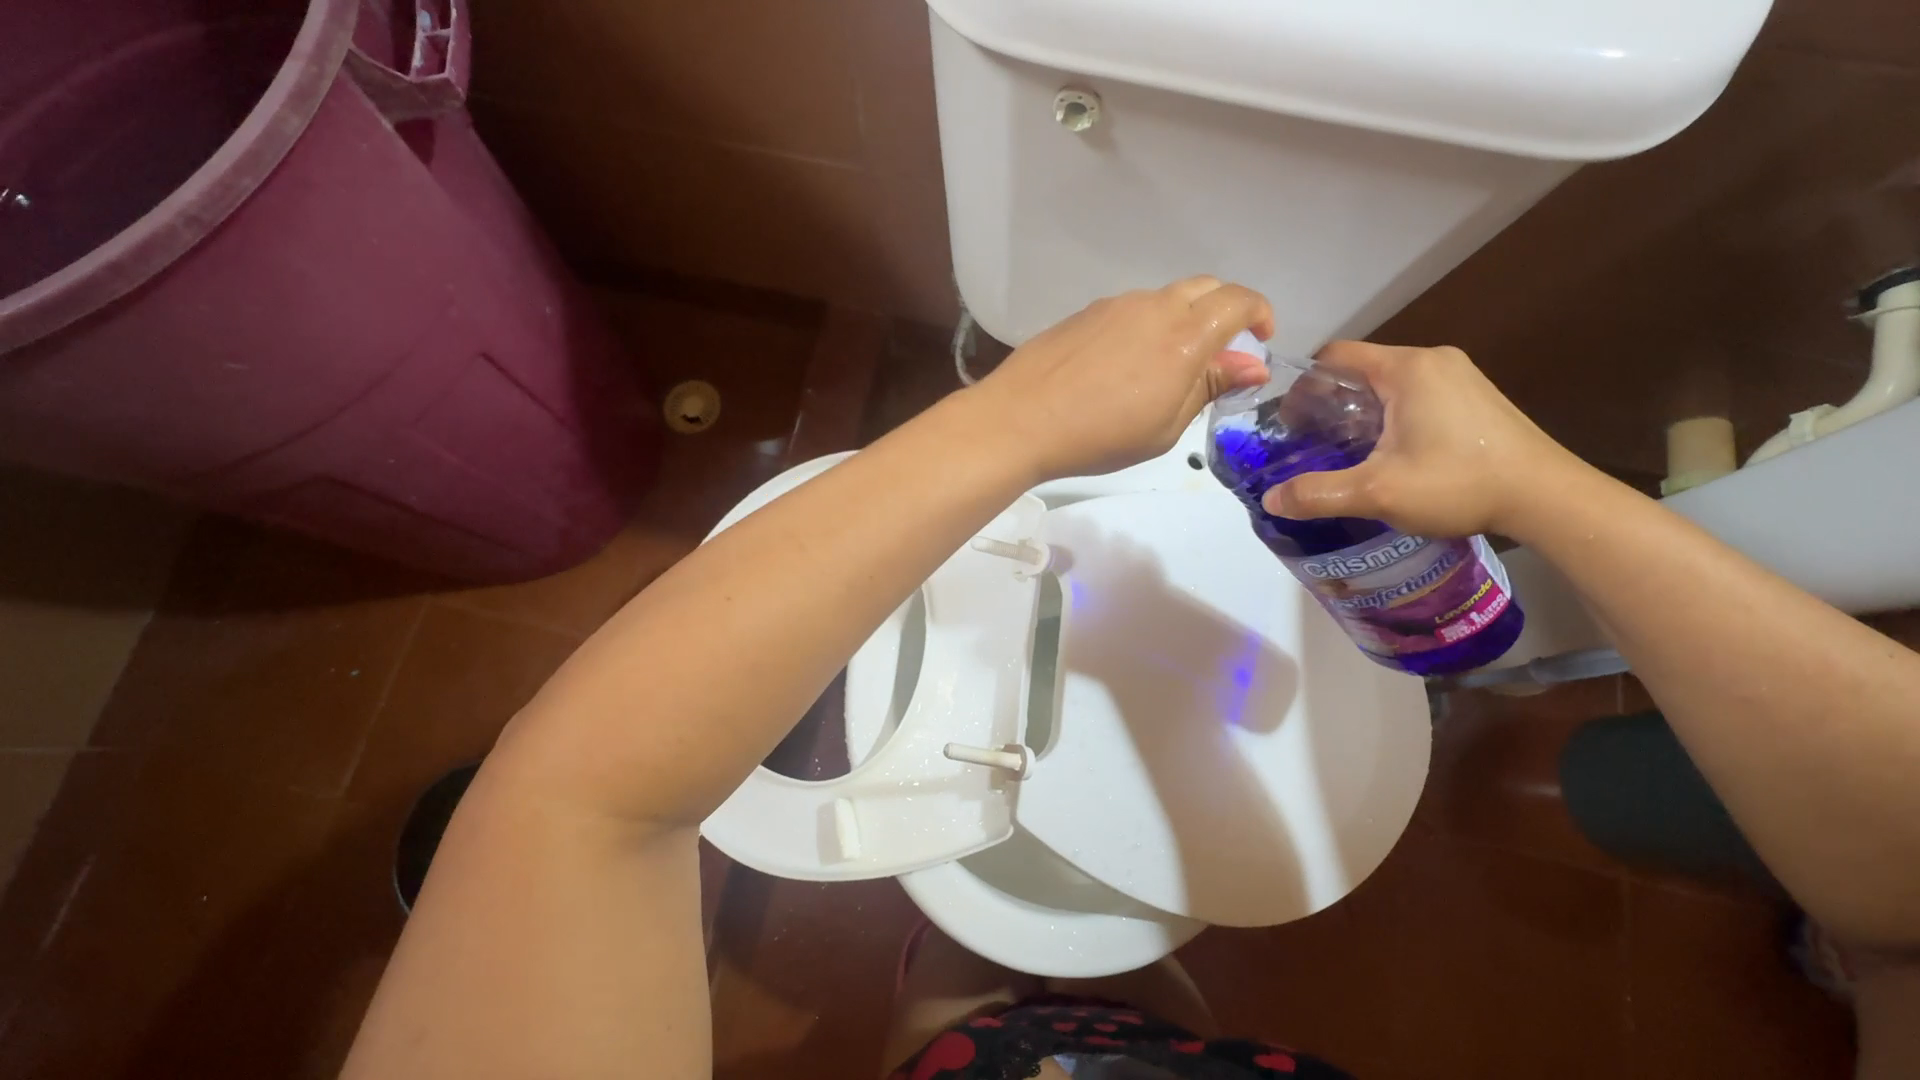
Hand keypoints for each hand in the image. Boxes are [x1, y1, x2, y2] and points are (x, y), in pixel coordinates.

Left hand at [967, 277, 1274, 480]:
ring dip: (1182, 320)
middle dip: (1225, 311)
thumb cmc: (1100, 435)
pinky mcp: (1084, 314)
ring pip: (1165, 298)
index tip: (1262, 340)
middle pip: (1205, 288)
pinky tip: (1126, 365)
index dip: (1260, 314)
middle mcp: (1153, 307)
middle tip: (1222, 353)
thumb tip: (1252, 364)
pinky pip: (1131, 310)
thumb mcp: (1166, 426)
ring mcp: (1114, 306)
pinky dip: (1147, 326)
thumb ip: (1210, 386)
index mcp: (1183, 336)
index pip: (1238, 301)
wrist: (1019, 420)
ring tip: (1168, 367)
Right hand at [1262, 342, 1588, 537]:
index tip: (1291, 423)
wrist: (1546, 497)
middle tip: (1312, 443)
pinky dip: (1392, 417)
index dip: (1305, 386)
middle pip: (1362, 369)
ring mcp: (1460, 377)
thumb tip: (1271, 500)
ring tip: (1346, 452)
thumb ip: (1318, 493)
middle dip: (1330, 403)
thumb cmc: (1458, 483)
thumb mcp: (1377, 492)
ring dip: (1362, 412)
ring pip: (1390, 385)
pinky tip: (1391, 454)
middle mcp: (1434, 361)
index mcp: (1407, 368)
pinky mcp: (1476, 398)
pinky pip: (1417, 396)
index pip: (1336, 355)